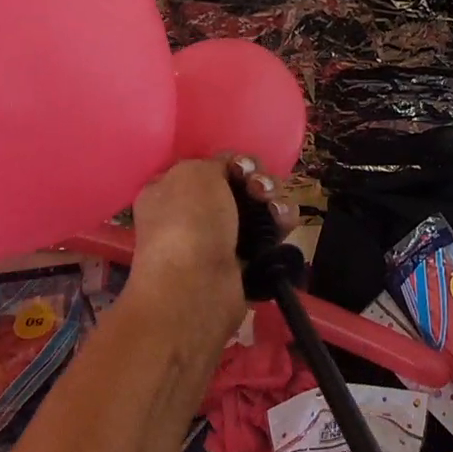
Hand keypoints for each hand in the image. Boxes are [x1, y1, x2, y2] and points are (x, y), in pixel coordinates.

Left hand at [128, 156, 295, 341]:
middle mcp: (191, 214)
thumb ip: (216, 162)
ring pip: (258, 207)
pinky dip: (281, 224)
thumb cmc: (188, 222)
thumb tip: (231, 171)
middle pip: (238, 184)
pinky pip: (270, 233)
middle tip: (259, 189)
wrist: (196, 289)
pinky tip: (283, 224)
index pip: (209, 166)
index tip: (241, 168)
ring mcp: (218, 240)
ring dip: (273, 200)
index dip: (232, 162)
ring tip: (274, 210)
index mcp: (169, 191)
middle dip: (257, 179)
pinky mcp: (244, 262)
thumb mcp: (195, 172)